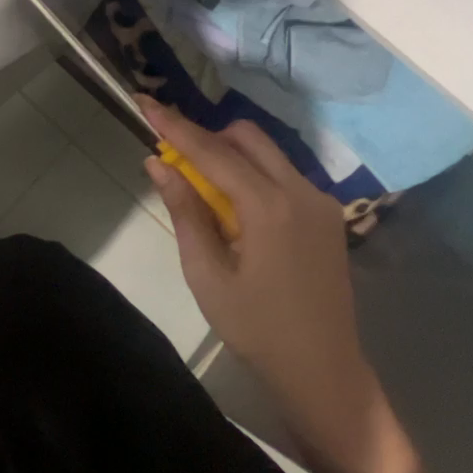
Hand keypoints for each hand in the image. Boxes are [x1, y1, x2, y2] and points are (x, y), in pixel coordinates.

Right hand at [140, 101, 373, 439]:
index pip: (213, 152)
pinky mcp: (328, 215)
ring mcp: (321, 201)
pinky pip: (283, 174)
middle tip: (173, 155)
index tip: (145, 102)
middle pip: (246, 137)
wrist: (323, 370)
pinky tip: (234, 206)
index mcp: (269, 208)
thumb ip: (185, 212)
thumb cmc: (256, 329)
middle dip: (206, 136)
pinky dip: (253, 174)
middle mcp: (301, 192)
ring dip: (230, 154)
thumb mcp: (207, 274)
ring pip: (268, 152)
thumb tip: (158, 163)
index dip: (175, 126)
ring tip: (200, 184)